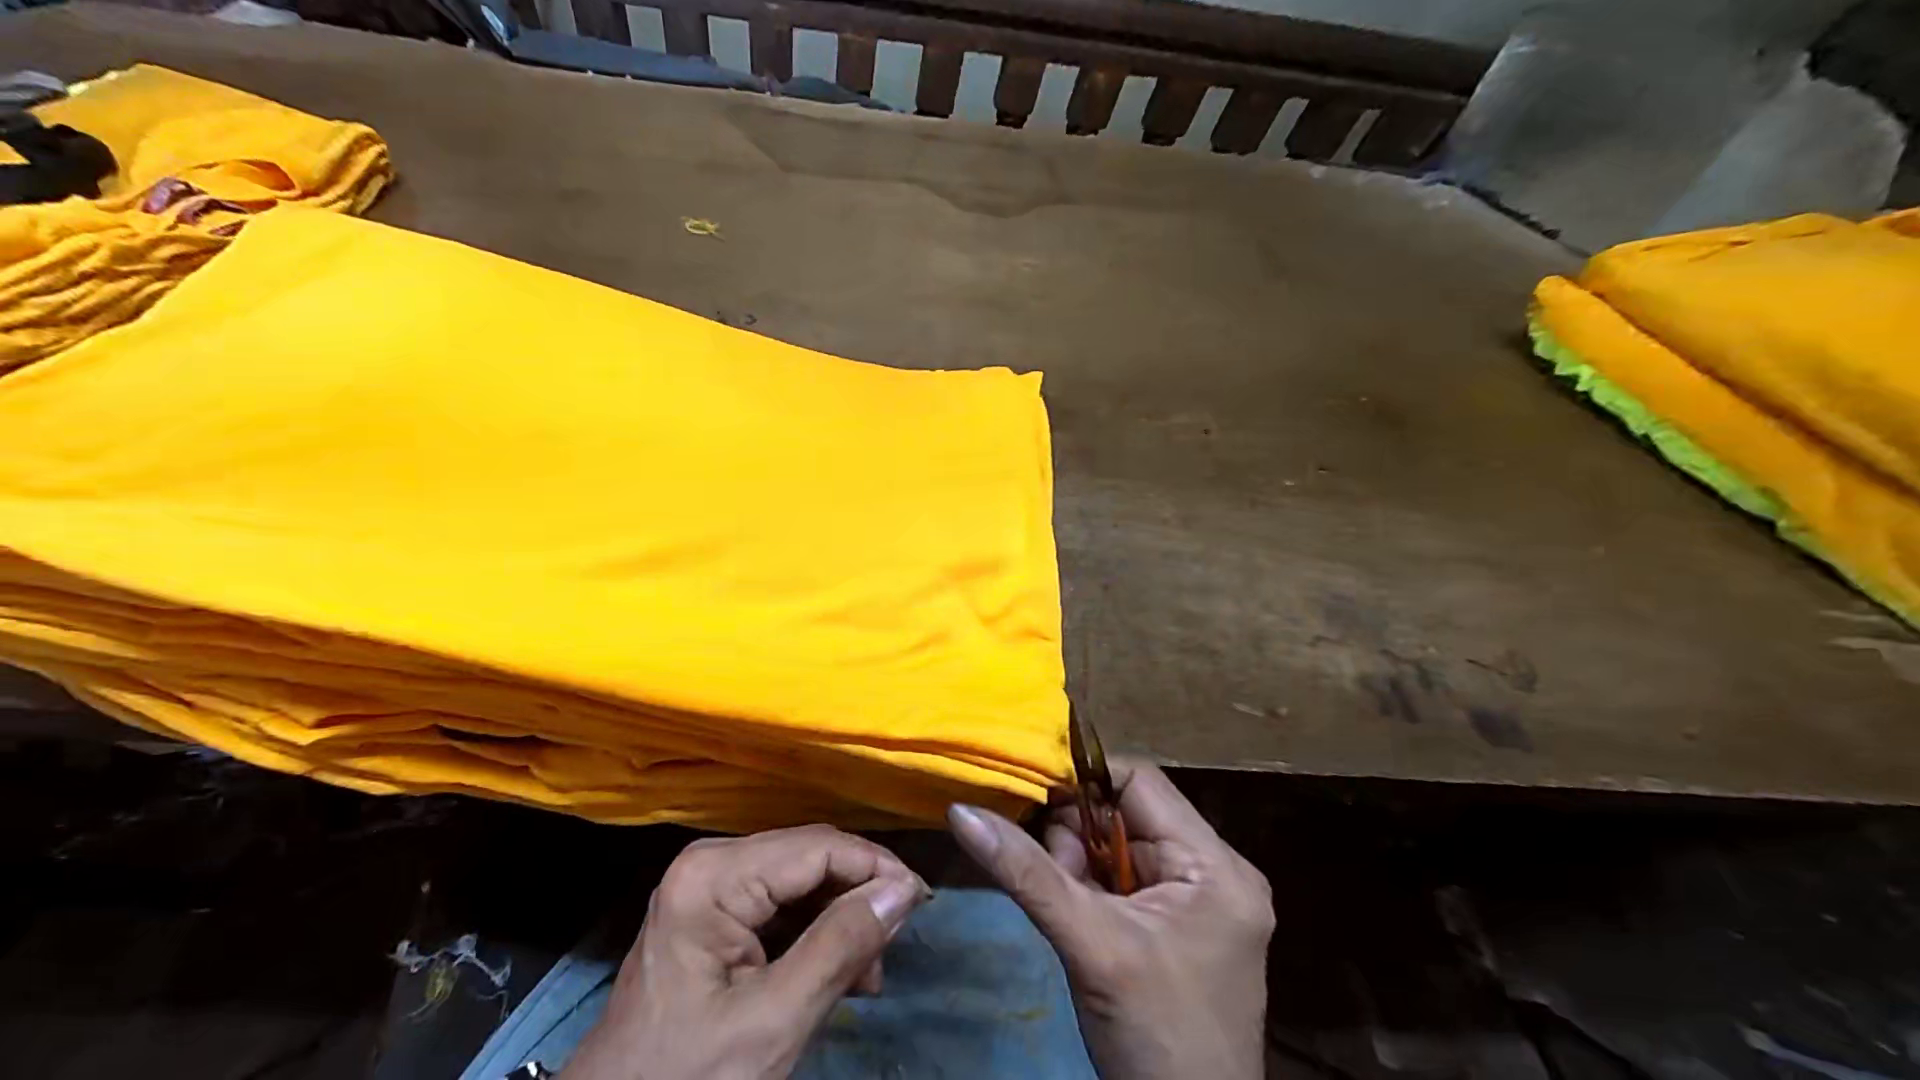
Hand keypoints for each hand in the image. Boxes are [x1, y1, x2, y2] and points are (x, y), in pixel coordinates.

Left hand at [561, 825, 929, 1079]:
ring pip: (802, 880)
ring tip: (869, 972)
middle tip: (894, 946)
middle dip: (858, 897)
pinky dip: (816, 933)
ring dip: (842, 919)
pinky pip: (781, 904)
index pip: (819, 847)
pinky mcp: (712, 912)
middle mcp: (711, 862)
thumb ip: (840, 947)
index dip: (876, 868)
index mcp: (714, 875)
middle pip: (810, 858)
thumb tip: (904, 888)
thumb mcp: (772, 1021)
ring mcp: (709, 885)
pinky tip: (839, 971)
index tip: (921, 903)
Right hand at [948, 759, 1273, 1079]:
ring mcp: (1199, 899)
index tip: (1032, 793)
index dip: (1083, 779)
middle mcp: (1215, 870)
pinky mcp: (1180, 923)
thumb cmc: (1153, 1037)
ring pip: (1120, 845)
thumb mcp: (1090, 946)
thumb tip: (962, 811)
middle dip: (1079, 836)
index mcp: (1215, 865)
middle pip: (1127, 814)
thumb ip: (1027, 872)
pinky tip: (1080, 914)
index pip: (1140, 782)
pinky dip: (1092, 887)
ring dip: (1081, 865)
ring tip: (1073, 909)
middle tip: (1055, 875)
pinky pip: (1125, 878)